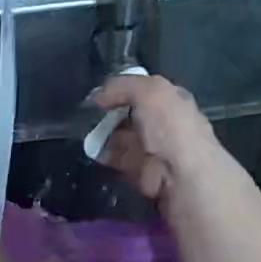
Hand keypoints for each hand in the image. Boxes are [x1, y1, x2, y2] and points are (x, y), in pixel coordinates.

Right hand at [90, 73, 254, 204]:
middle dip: (105, 113)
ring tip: (81, 133)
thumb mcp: (149, 91)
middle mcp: (160, 121)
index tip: (96, 95)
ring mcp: (149, 147)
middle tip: (84, 115)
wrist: (179, 174)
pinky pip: (115, 159)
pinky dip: (101, 156)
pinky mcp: (138, 169)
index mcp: (168, 98)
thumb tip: (95, 96)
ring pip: (119, 136)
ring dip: (101, 135)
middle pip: (126, 113)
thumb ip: (121, 86)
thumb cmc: (169, 127)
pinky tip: (90, 151)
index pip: (139, 89)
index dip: (118, 89)